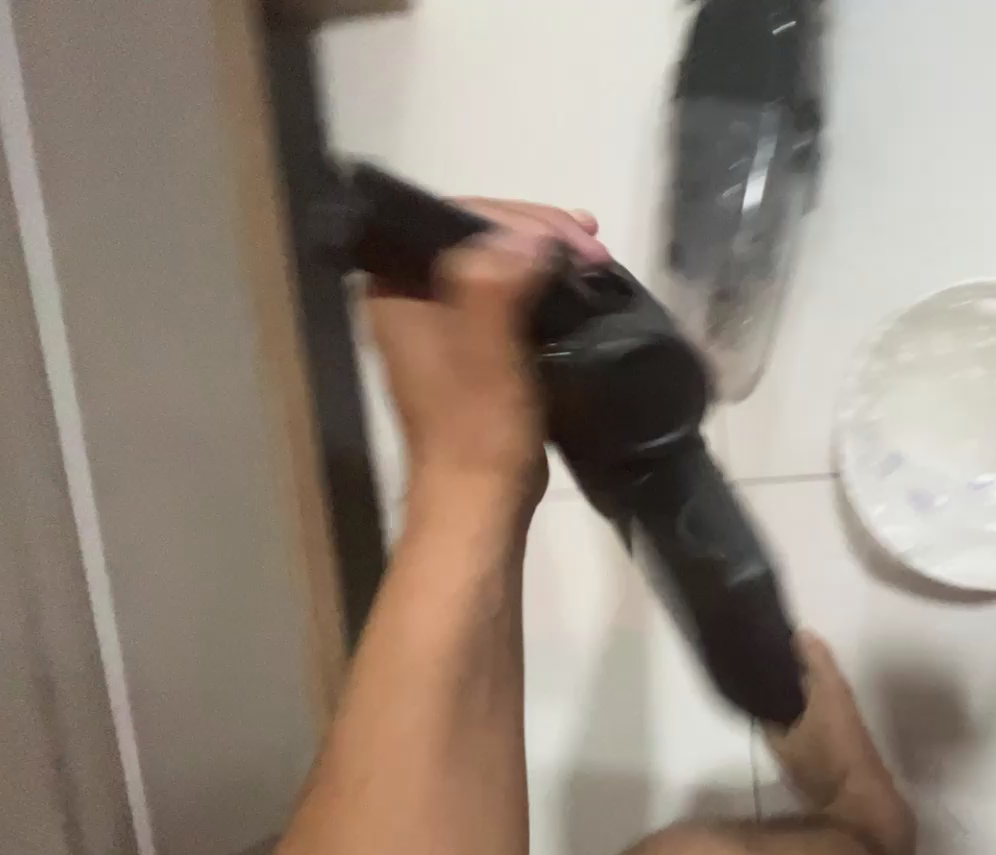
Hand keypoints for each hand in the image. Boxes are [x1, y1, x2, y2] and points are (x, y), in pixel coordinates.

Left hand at [366, 199, 611, 511]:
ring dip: (547, 255)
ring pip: (498, 263)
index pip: (456, 218)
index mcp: (398, 287)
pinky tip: (578, 288)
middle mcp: (414, 295)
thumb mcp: (487, 359)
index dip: (521, 219)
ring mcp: (446, 321)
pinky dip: (546, 286)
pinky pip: (511, 296)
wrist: (482, 495)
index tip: (578, 237)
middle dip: (539, 233)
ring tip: (596, 256)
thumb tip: (531, 236)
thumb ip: (495, 289)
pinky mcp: (477, 346)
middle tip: (596, 245)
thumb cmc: (480, 432)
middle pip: (477, 236)